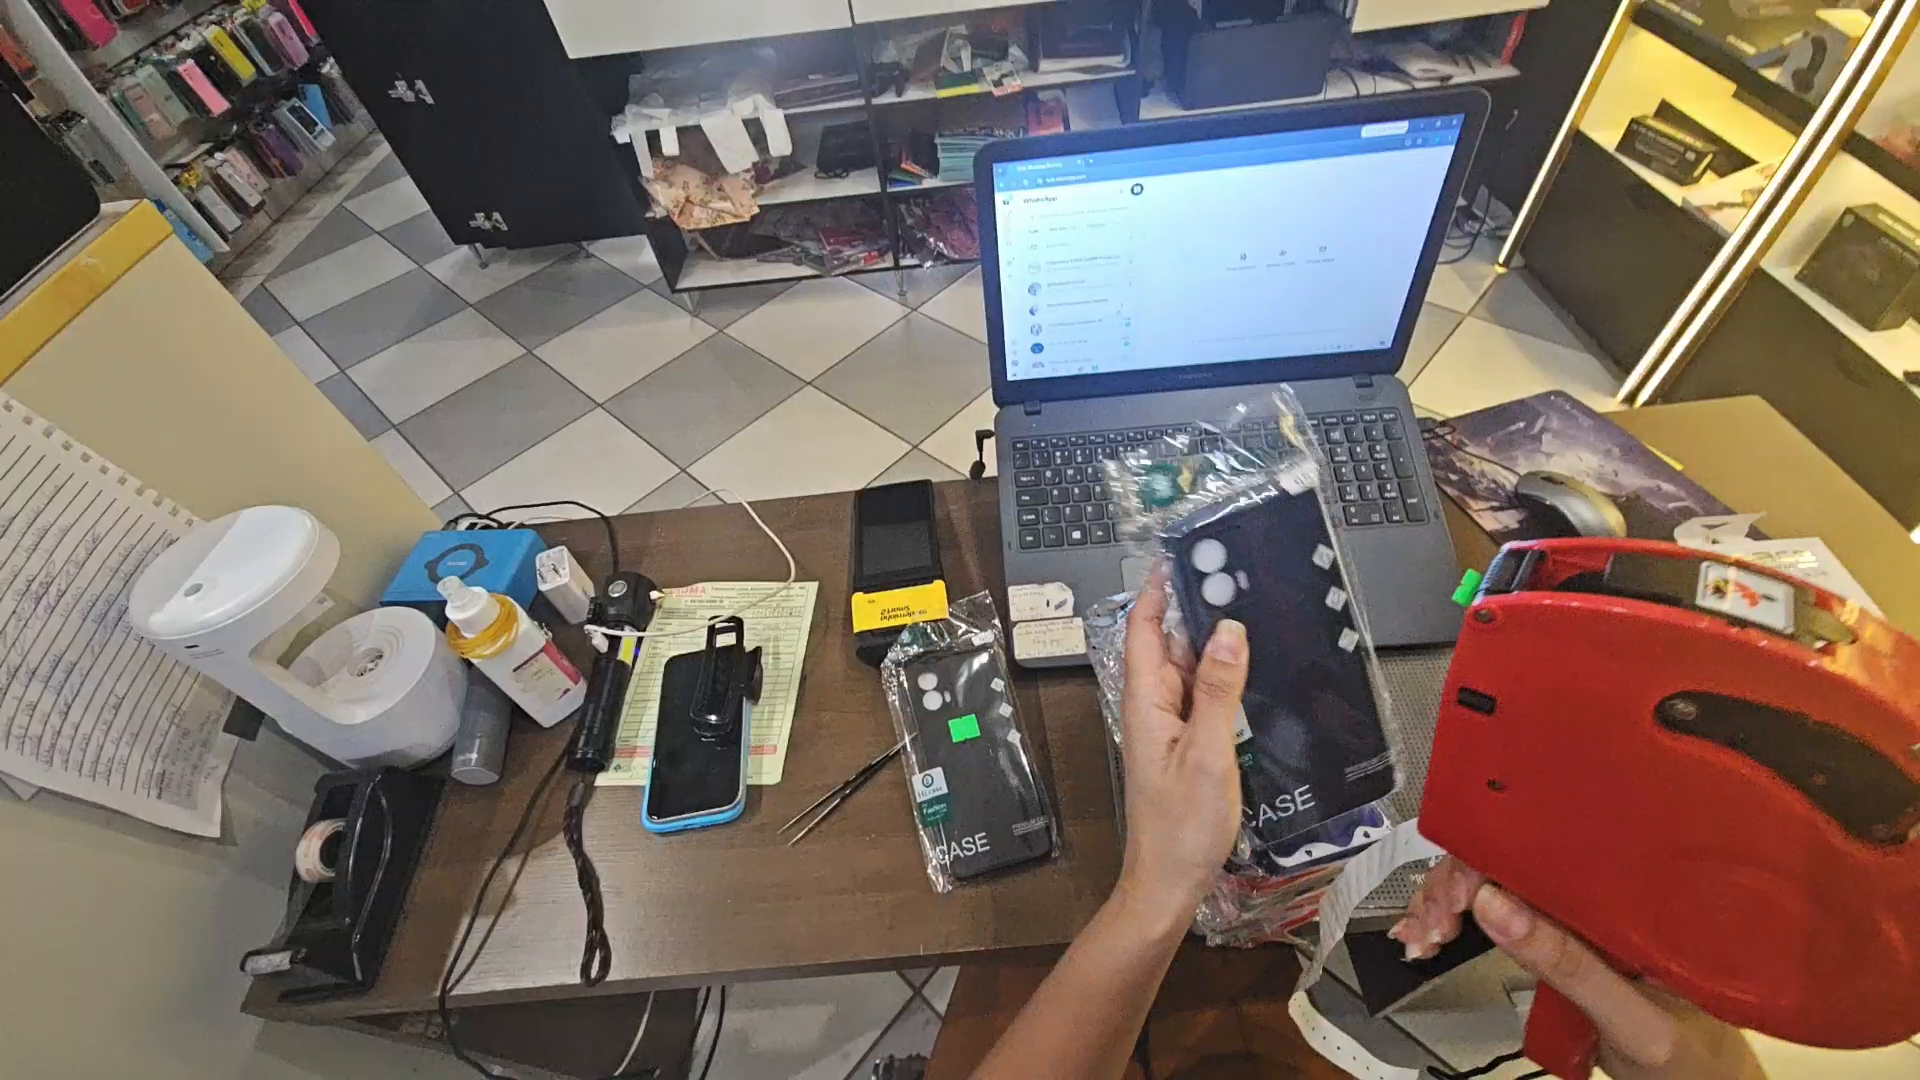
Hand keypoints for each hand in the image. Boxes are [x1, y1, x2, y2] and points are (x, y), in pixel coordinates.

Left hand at [1114, 563, 1247, 928]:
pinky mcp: (1187, 740)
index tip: (1179, 557)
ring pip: (1187, 667)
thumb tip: (1228, 631)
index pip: (1142, 629)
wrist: (1169, 882)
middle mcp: (1152, 703)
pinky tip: (1250, 667)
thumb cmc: (1182, 825)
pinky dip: (1220, 675)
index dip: (1155, 591)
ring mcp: (1169, 722)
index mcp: (1144, 699)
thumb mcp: (1207, 754)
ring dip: (1211, 641)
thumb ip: (1216, 692)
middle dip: (1193, 609)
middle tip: (1232, 575)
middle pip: (1167, 643)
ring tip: (1248, 608)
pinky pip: (1201, 694)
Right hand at [1390, 858, 1767, 1079]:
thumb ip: (1570, 968)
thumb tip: (1488, 900)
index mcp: (1622, 899)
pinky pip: (1486, 916)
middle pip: (1500, 864)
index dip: (1484, 862)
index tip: (1452, 898)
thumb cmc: (1699, 1070)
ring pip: (1483, 886)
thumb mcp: (1641, 1026)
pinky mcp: (1545, 939)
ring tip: (1418, 937)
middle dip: (1450, 887)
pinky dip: (1446, 921)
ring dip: (1439, 904)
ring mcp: (1563, 918)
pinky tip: (1424, 934)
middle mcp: (1588, 897)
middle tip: (1427, 927)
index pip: (1537, 853)